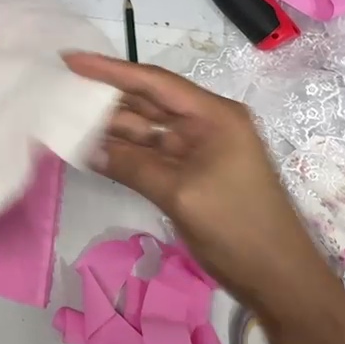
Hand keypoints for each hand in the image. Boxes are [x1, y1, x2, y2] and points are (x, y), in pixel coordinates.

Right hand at [64, 53, 334, 320]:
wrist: (282, 284)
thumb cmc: (239, 229)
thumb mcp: (181, 194)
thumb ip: (131, 166)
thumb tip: (87, 149)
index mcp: (214, 116)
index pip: (154, 82)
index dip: (111, 70)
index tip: (71, 60)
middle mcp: (206, 124)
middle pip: (148, 101)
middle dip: (107, 96)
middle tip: (62, 88)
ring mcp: (199, 150)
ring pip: (146, 128)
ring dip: (111, 127)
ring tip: (68, 117)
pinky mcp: (191, 173)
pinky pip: (150, 153)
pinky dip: (123, 152)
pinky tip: (93, 148)